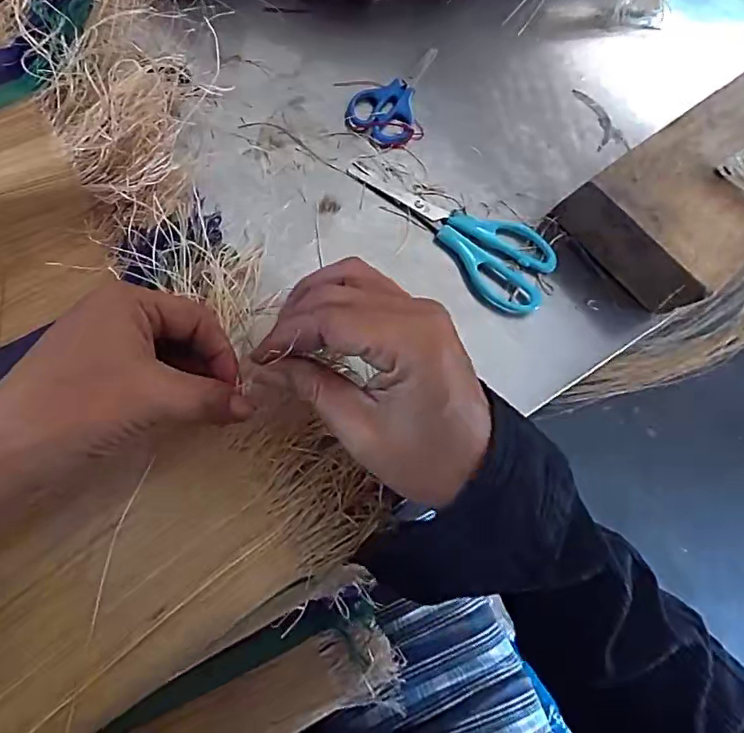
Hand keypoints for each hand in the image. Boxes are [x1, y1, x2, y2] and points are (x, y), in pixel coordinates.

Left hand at [0, 281, 247, 655]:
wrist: (6, 447)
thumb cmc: (84, 407)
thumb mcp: (155, 398)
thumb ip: (208, 397)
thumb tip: (250, 406)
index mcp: (128, 299)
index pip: (196, 316)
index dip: (223, 354)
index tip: (238, 398)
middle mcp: (110, 310)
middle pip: (177, 332)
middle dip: (204, 368)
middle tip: (221, 410)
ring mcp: (93, 339)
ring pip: (156, 354)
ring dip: (183, 382)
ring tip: (198, 416)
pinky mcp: (82, 369)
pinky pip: (133, 370)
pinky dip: (157, 390)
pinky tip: (164, 417)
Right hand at [250, 258, 490, 507]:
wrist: (483, 468)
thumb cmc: (425, 459)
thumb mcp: (361, 432)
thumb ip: (312, 387)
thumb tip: (265, 368)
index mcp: (410, 339)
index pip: (330, 317)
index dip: (287, 334)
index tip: (260, 358)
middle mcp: (417, 310)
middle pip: (335, 292)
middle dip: (293, 318)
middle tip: (270, 353)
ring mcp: (419, 306)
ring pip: (348, 275)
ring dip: (310, 297)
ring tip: (288, 332)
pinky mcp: (417, 311)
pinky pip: (365, 283)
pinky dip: (332, 293)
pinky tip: (315, 319)